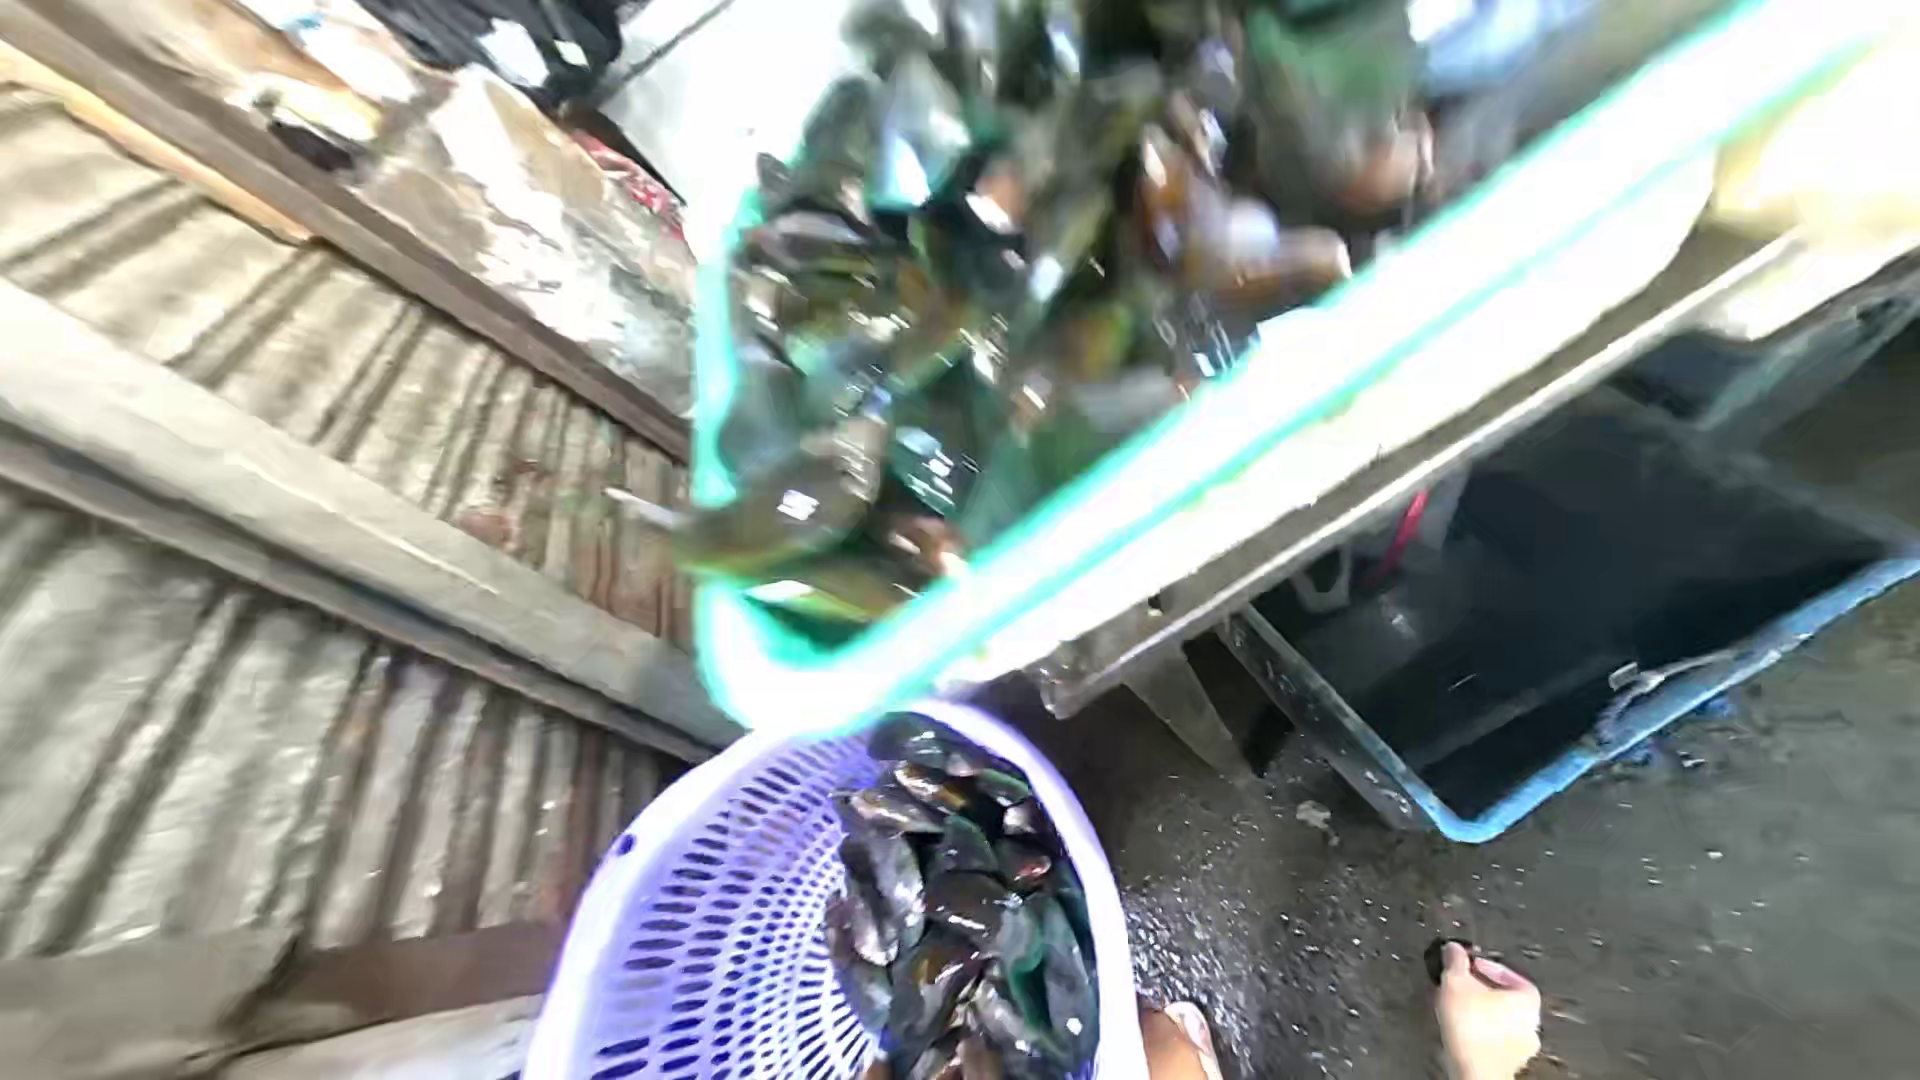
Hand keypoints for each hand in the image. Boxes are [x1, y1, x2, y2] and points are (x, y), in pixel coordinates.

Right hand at [1435, 942, 1541, 1079]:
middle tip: (1466, 981)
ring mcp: (1524, 1046)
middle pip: (1513, 1000)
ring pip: (1506, 1019)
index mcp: (1526, 1003)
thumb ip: (1456, 961)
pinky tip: (1464, 1021)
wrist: (1475, 1066)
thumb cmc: (1470, 1019)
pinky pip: (1500, 1036)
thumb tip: (1455, 947)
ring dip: (1486, 1008)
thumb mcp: (1455, 979)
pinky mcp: (1511, 1060)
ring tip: (1461, 1001)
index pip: (1521, 981)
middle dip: (1488, 988)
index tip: (1476, 965)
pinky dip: (1485, 1026)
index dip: (1498, 970)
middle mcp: (1532, 1025)